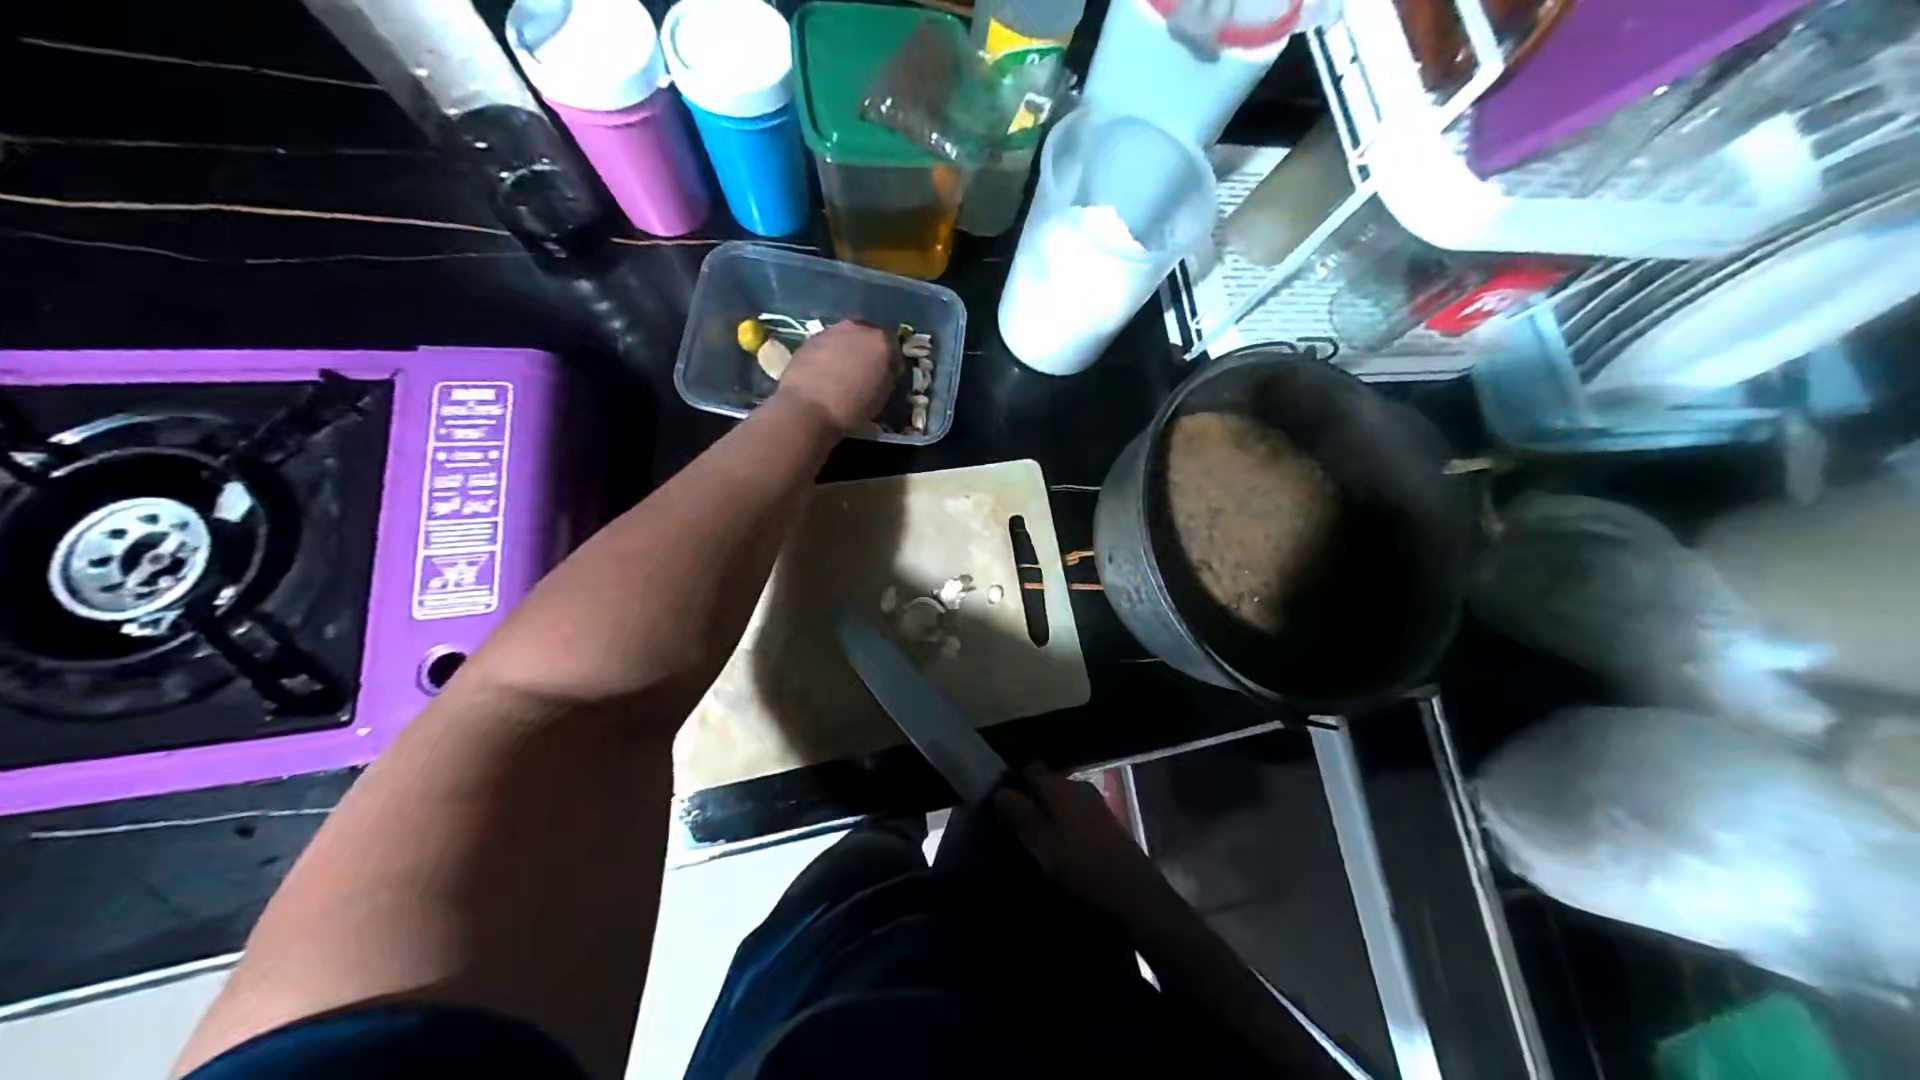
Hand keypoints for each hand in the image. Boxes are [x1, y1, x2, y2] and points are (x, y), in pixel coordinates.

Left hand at [774, 320, 897, 435]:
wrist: (808, 408)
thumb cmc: (852, 408)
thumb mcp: (882, 396)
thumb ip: (886, 375)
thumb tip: (882, 371)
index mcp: (882, 341)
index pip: (893, 346)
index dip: (890, 362)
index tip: (885, 375)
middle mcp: (858, 328)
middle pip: (868, 337)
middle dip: (867, 351)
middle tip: (863, 372)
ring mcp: (831, 331)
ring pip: (845, 338)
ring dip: (846, 351)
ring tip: (840, 373)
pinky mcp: (810, 339)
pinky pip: (826, 345)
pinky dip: (828, 355)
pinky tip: (823, 373)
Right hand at [994, 765, 1177, 921]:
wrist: (1138, 899)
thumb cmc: (1085, 872)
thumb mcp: (1044, 847)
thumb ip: (1020, 816)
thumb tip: (999, 792)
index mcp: (1062, 788)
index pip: (1030, 769)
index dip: (1013, 782)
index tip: (997, 803)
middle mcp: (1079, 787)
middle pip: (1046, 783)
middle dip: (1029, 798)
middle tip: (1011, 825)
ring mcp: (1096, 805)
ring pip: (1061, 799)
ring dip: (1046, 813)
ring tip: (1032, 840)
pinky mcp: (1106, 824)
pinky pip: (1075, 814)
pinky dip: (1063, 825)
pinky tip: (1058, 847)